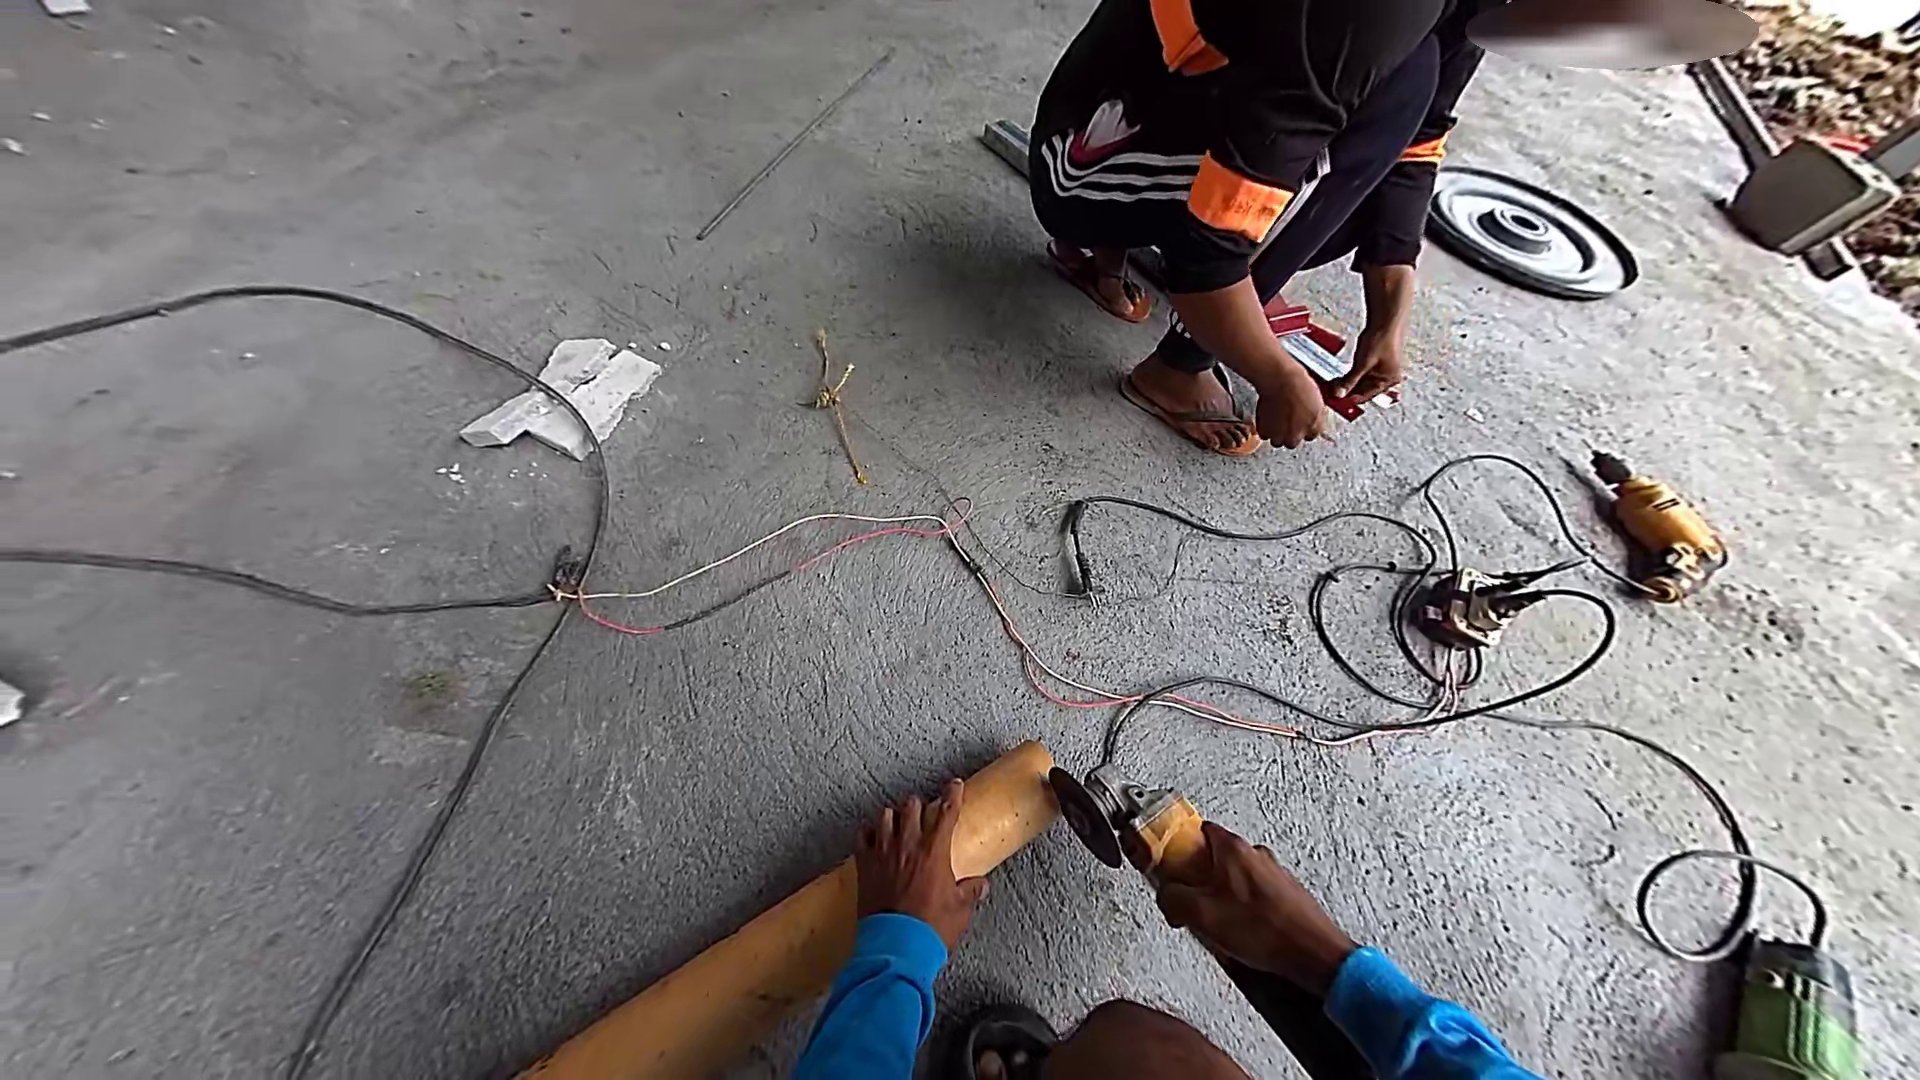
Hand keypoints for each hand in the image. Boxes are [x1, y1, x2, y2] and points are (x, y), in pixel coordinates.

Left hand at [854, 778, 989, 949]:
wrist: (895, 947)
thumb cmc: (929, 928)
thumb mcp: (959, 910)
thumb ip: (970, 892)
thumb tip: (981, 885)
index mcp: (934, 850)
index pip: (947, 811)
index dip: (953, 793)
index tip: (955, 784)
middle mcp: (909, 844)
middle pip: (912, 805)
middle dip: (919, 805)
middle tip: (923, 813)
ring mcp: (884, 851)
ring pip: (886, 814)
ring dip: (894, 816)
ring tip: (898, 822)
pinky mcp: (865, 864)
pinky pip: (862, 835)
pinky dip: (867, 831)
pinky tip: (871, 834)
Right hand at [1155, 821, 1356, 993]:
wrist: (1316, 957)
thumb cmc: (1268, 931)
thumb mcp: (1202, 915)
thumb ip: (1173, 898)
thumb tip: (1165, 895)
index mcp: (1233, 847)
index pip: (1197, 830)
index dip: (1181, 847)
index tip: (1173, 864)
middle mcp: (1255, 853)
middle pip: (1215, 855)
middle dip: (1201, 878)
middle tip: (1196, 900)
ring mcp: (1274, 873)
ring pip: (1236, 876)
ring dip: (1224, 895)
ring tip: (1222, 924)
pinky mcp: (1287, 895)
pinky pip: (1255, 895)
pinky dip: (1246, 909)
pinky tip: (1245, 934)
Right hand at [1252, 367, 1330, 448]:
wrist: (1280, 381)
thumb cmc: (1299, 385)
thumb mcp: (1317, 400)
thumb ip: (1315, 415)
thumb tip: (1312, 420)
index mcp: (1315, 426)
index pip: (1311, 436)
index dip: (1305, 429)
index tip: (1300, 425)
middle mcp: (1298, 434)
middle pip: (1293, 442)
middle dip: (1289, 435)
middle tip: (1286, 423)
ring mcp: (1281, 435)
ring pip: (1278, 442)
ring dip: (1276, 434)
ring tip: (1276, 420)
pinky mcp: (1266, 432)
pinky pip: (1265, 435)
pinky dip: (1265, 429)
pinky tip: (1268, 418)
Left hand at [1333, 324, 1405, 404]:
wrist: (1385, 321)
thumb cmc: (1381, 340)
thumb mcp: (1363, 364)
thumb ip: (1350, 381)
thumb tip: (1339, 395)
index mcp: (1388, 381)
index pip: (1364, 397)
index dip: (1347, 399)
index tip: (1332, 401)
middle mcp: (1385, 379)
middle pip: (1360, 391)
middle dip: (1345, 392)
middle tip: (1329, 392)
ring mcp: (1378, 372)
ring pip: (1357, 384)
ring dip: (1344, 385)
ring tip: (1331, 386)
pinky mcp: (1371, 365)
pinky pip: (1357, 376)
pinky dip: (1347, 378)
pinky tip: (1337, 379)